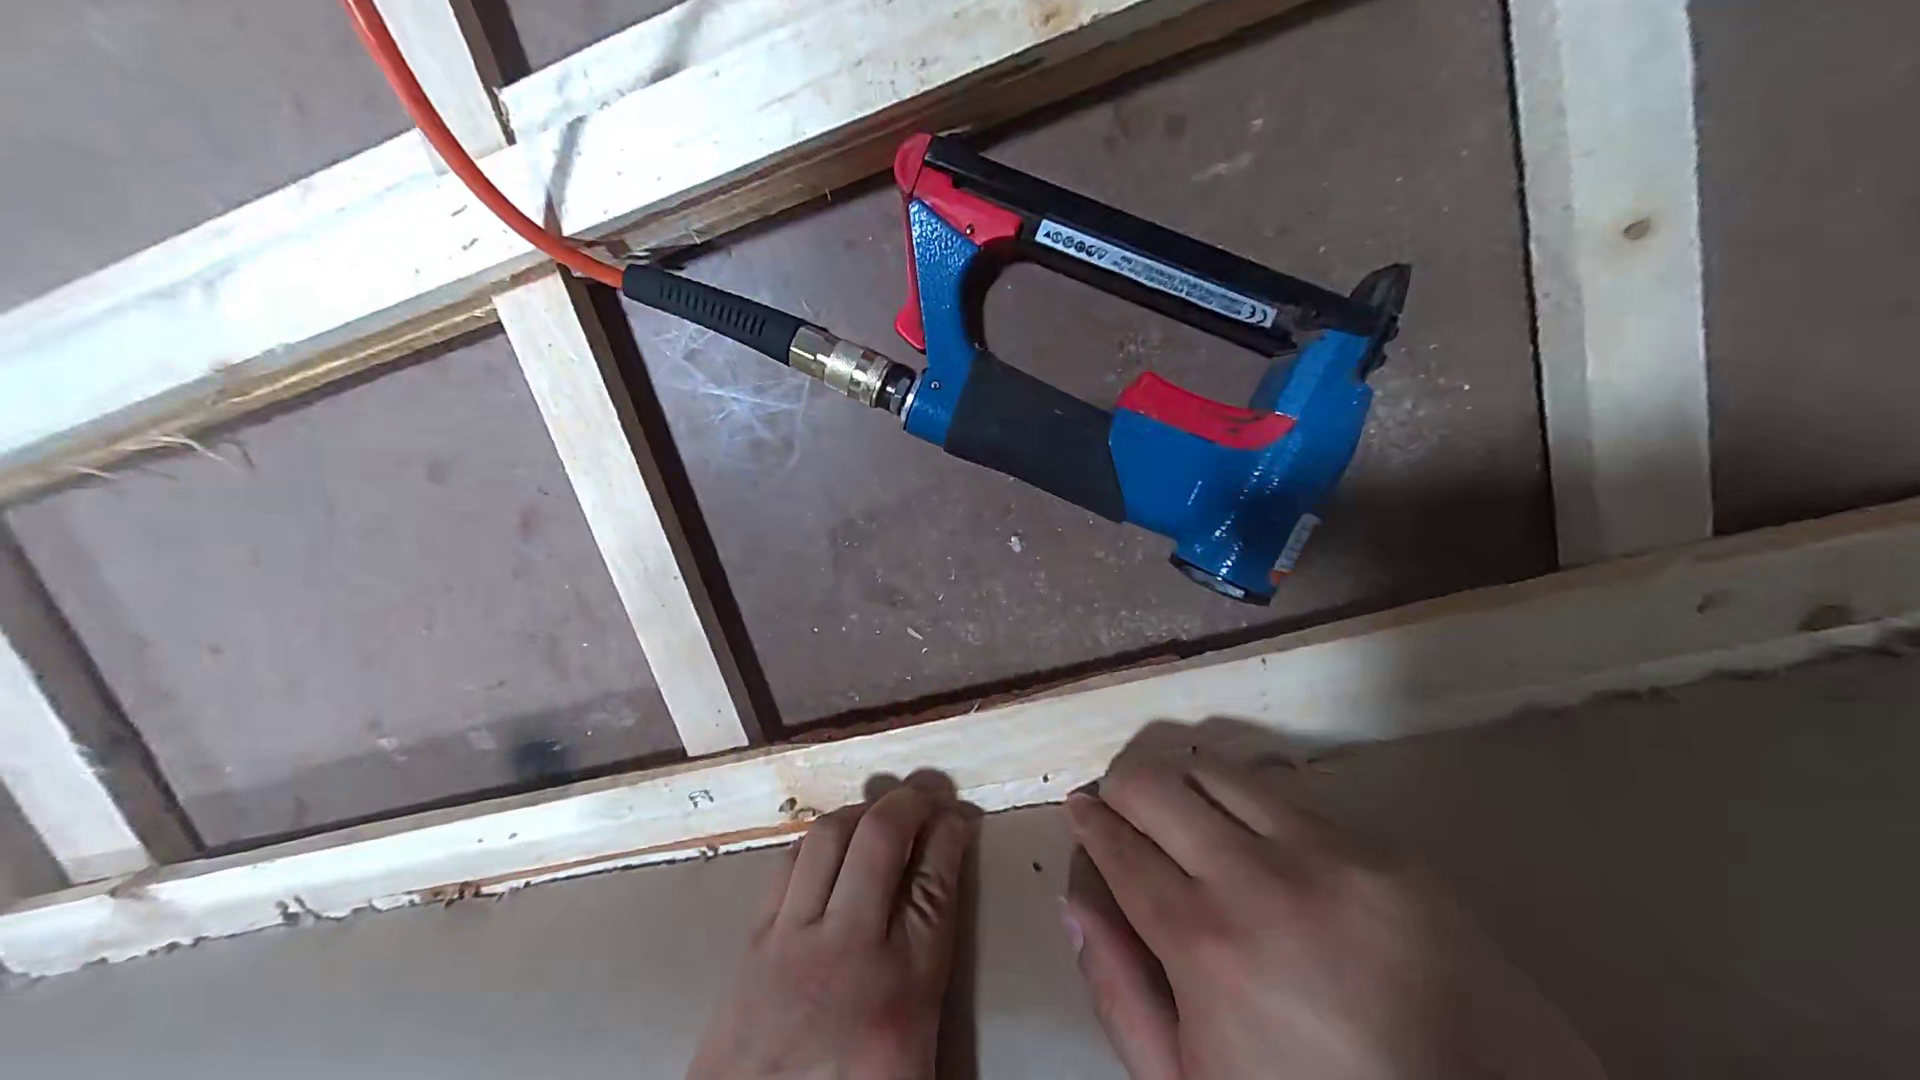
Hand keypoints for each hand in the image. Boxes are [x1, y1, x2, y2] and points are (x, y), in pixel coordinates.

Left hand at [687, 783, 974, 1079]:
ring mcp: (792, 939)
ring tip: (880, 810)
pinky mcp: (752, 940)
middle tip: (926, 794)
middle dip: (910, 803)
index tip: (957, 817)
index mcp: (903, 991)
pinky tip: (831, 842)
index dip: (949, 837)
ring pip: (829, 838)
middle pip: (882, 841)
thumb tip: (940, 892)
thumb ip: (931, 967)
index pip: (935, 884)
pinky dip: (816, 839)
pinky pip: (787, 862)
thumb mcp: (915, 1054)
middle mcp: (849, 951)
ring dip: (862, 811)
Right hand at [1062, 756, 1605, 1079]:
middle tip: (1118, 805)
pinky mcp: (1390, 851)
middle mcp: (1262, 880)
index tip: (1080, 809)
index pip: (1119, 846)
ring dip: (1180, 778)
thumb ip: (1121, 991)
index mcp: (1206, 946)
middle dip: (1121, 788)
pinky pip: (1289, 796)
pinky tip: (1251, 830)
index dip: (1090, 822)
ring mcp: (1334, 856)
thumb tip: (1076, 895)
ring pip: (1218, 769)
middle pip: (1156, 786)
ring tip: (1176, 803)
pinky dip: (1247, 800)